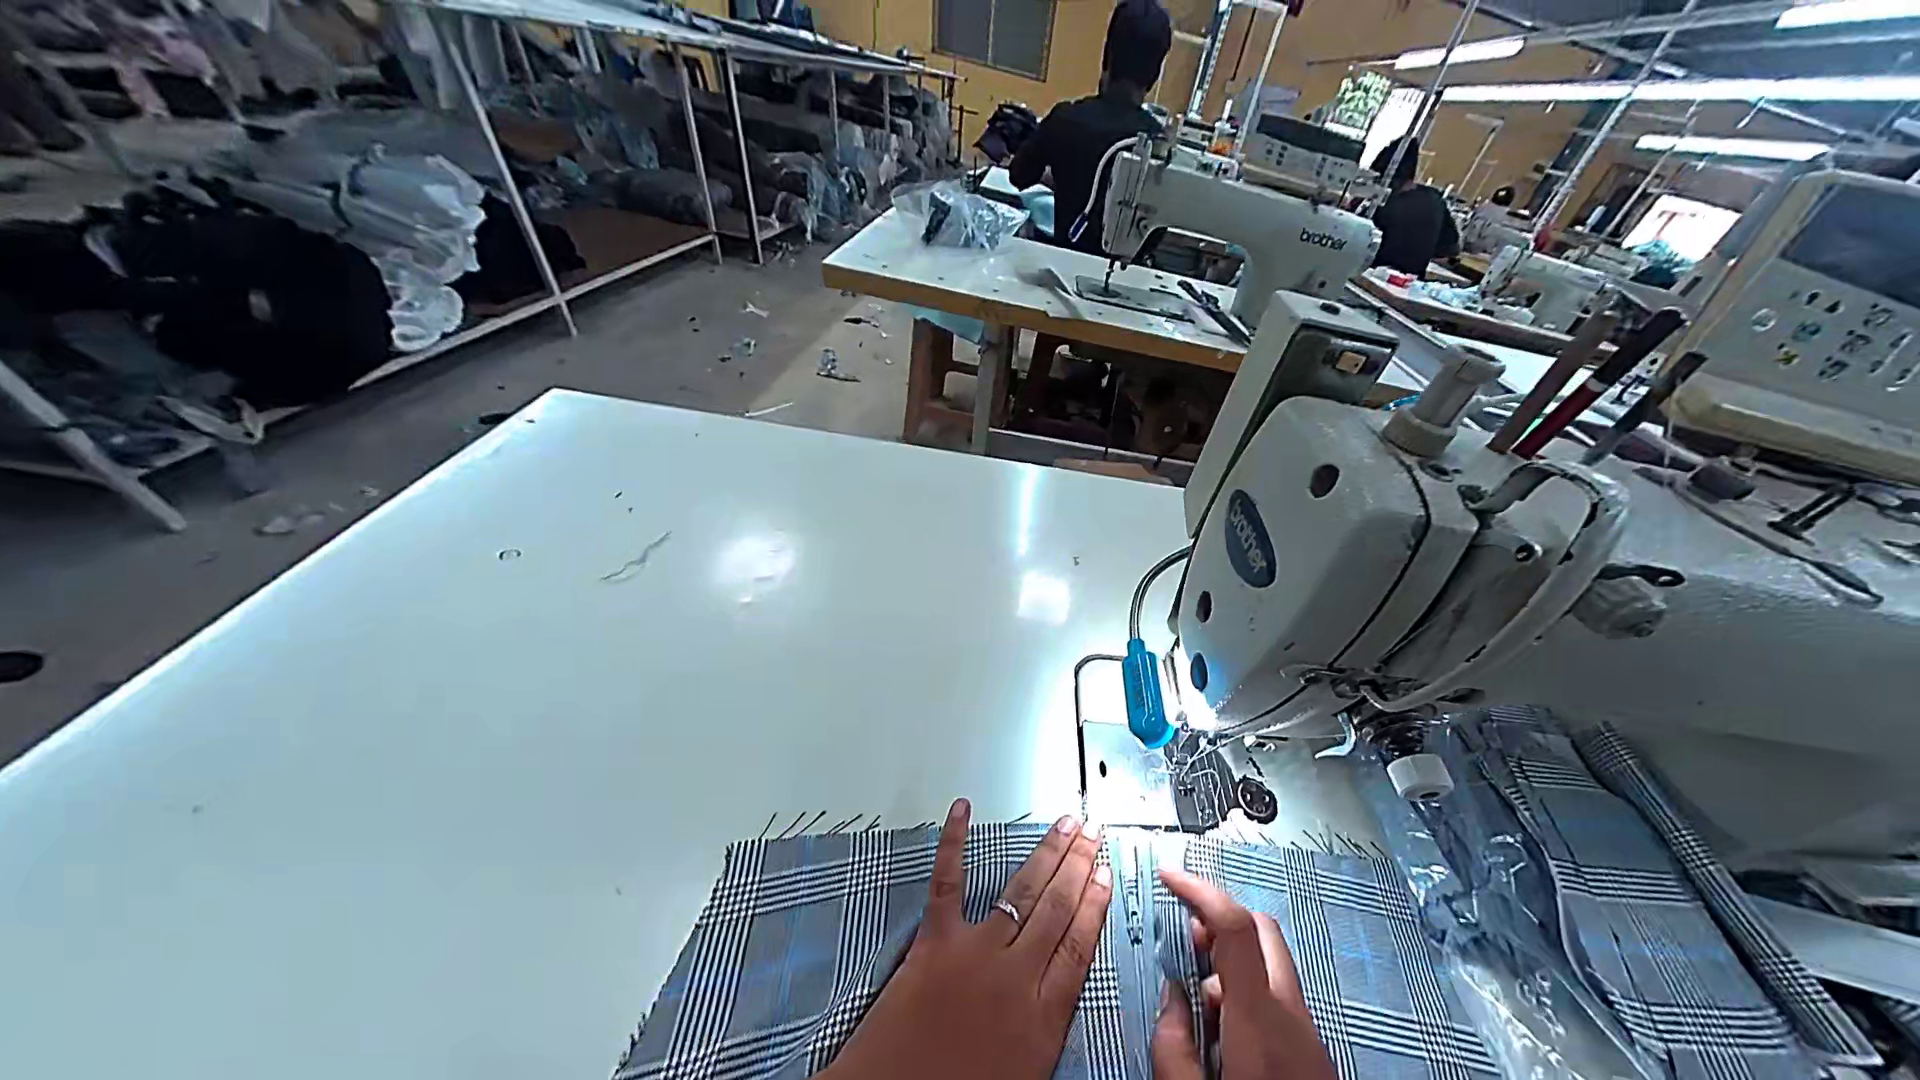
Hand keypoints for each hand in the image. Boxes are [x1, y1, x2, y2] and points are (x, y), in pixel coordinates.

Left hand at [820, 799, 1112, 1079]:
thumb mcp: (1026, 1070)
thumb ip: (1047, 1020)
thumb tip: (1062, 980)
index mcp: (1041, 1016)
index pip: (1080, 945)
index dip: (1095, 905)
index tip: (1105, 875)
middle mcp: (1014, 976)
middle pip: (1058, 908)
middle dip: (1079, 865)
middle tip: (1091, 833)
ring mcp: (975, 952)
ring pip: (1021, 891)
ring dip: (1046, 853)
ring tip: (1063, 825)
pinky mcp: (935, 941)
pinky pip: (948, 881)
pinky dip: (953, 841)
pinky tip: (963, 810)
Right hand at [1152, 868, 1337, 1079]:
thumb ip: (1173, 1046)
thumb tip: (1173, 996)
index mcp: (1260, 1020)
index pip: (1235, 926)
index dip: (1199, 890)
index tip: (1166, 875)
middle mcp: (1291, 1015)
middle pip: (1261, 930)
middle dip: (1218, 917)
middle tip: (1185, 937)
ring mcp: (1308, 1034)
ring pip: (1269, 964)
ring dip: (1230, 961)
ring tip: (1198, 1003)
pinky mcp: (1314, 1055)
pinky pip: (1277, 998)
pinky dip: (1245, 990)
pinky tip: (1223, 1034)